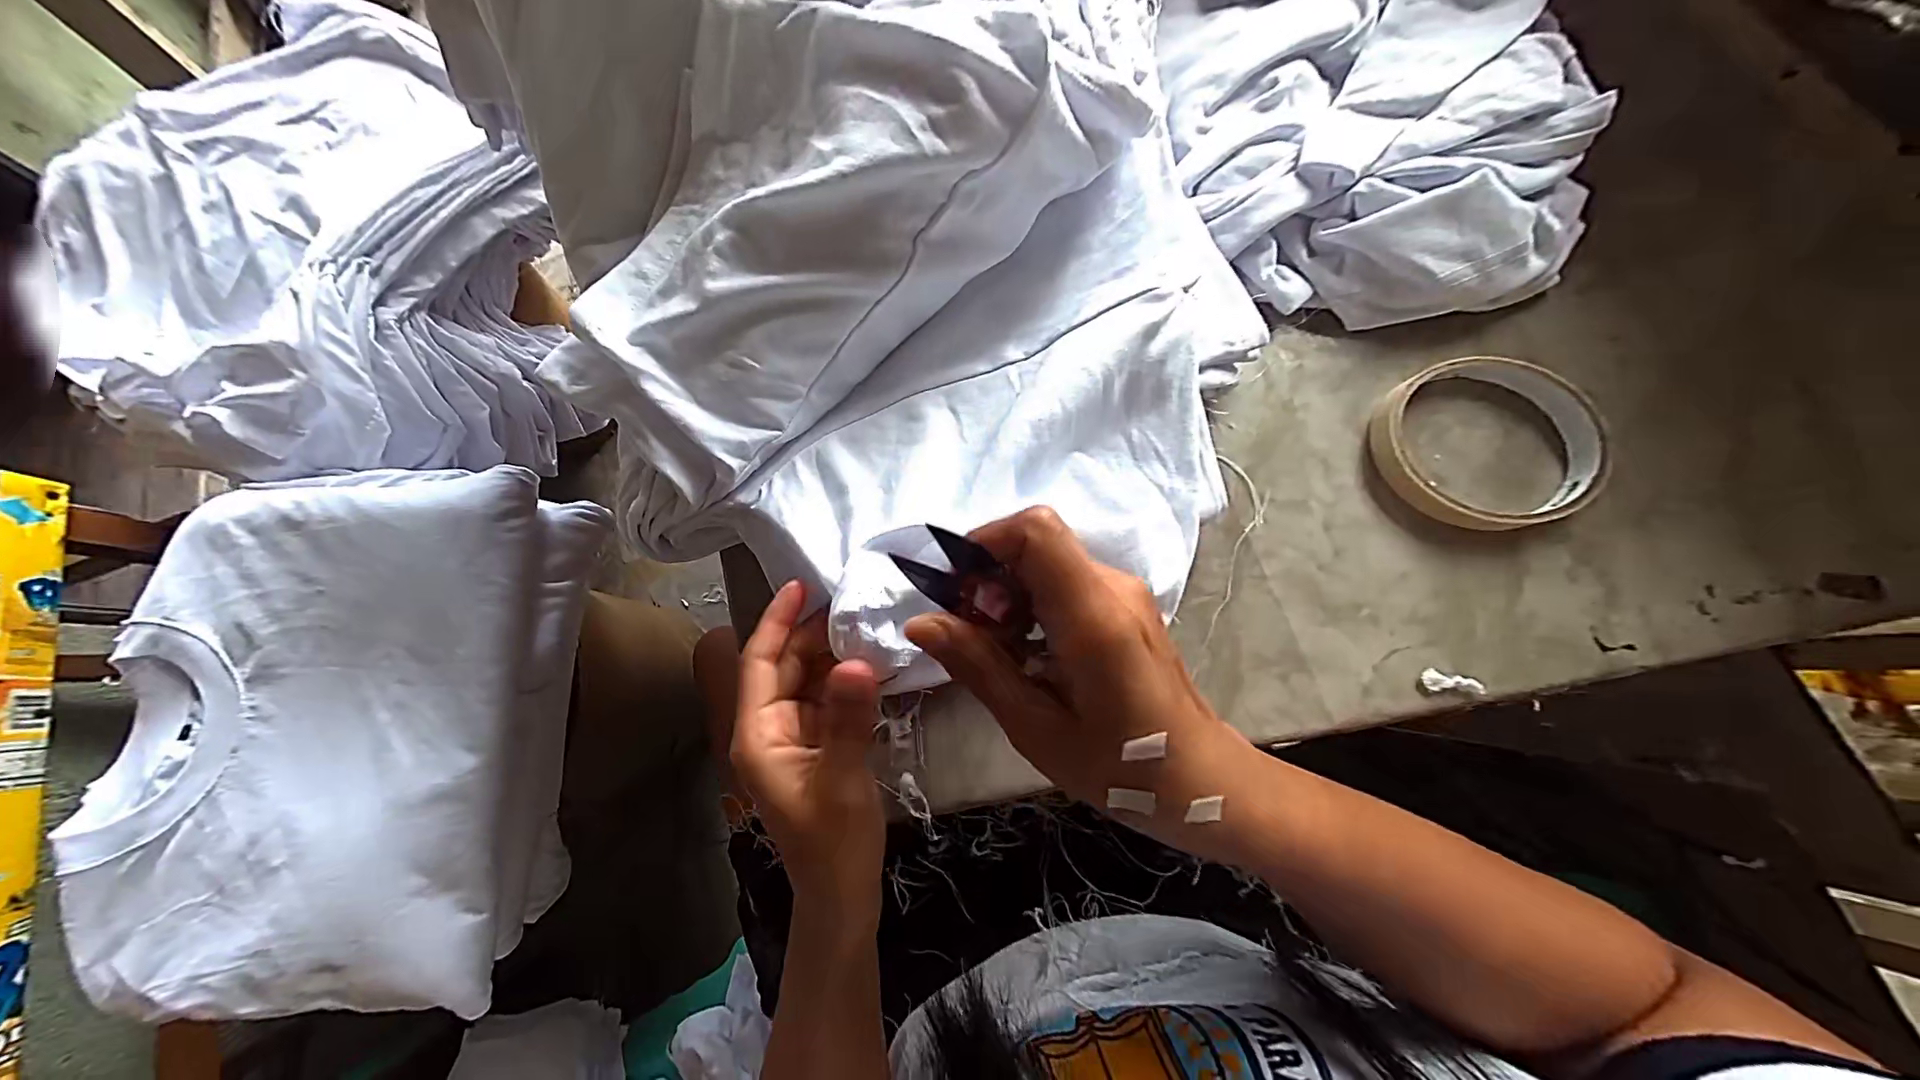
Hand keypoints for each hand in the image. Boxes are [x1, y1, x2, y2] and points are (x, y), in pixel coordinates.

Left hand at [733, 581, 884, 911]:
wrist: (841, 892)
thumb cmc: (834, 842)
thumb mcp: (843, 778)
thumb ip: (849, 720)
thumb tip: (858, 662)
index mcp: (759, 735)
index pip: (759, 664)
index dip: (776, 622)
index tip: (799, 586)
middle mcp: (770, 729)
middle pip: (785, 667)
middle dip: (812, 634)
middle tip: (852, 604)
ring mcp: (794, 737)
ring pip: (807, 681)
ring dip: (832, 654)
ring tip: (865, 625)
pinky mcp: (818, 745)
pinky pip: (827, 700)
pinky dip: (845, 679)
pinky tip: (871, 663)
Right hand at [905, 508, 1253, 851]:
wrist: (1201, 778)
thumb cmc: (1121, 766)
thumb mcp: (1035, 726)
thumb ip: (977, 665)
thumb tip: (920, 622)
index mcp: (1092, 614)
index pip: (1035, 530)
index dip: (983, 544)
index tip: (955, 593)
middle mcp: (1111, 587)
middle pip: (1035, 544)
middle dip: (988, 579)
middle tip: (969, 637)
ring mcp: (1122, 593)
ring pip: (1046, 563)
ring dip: (1008, 597)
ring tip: (999, 655)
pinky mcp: (1124, 605)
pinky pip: (1064, 583)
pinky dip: (1031, 606)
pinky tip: (1028, 656)